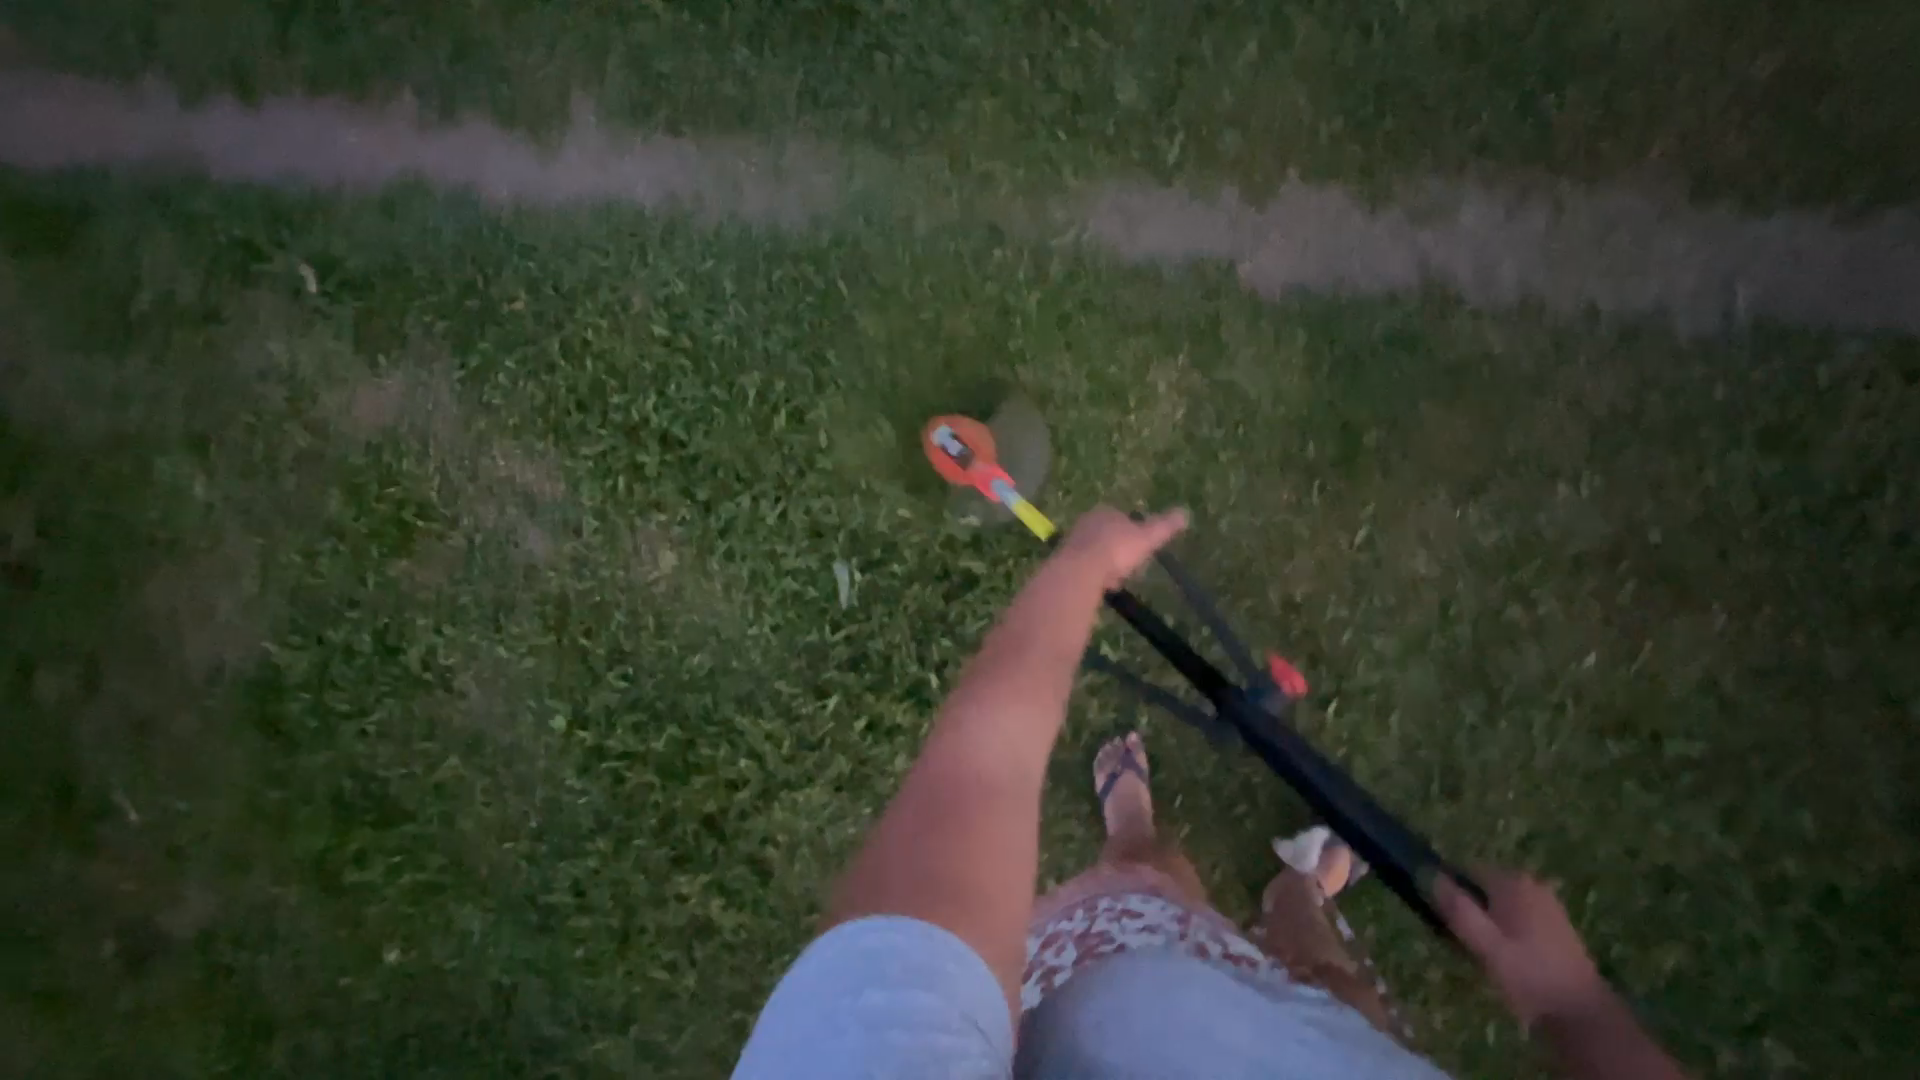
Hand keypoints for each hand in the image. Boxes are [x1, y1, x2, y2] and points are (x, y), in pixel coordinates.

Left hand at [1057, 506, 1187, 589]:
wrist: (1080, 570)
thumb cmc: (1117, 549)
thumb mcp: (1147, 537)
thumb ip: (1165, 526)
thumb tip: (1185, 513)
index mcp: (1105, 512)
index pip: (1123, 519)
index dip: (1134, 535)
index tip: (1142, 551)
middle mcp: (1085, 522)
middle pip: (1107, 536)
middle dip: (1119, 552)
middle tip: (1129, 569)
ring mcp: (1072, 541)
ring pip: (1095, 553)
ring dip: (1106, 566)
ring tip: (1116, 582)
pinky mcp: (1063, 561)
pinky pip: (1084, 569)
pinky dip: (1094, 577)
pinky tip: (1101, 588)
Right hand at [1434, 869, 1608, 1025]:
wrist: (1583, 1014)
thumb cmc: (1529, 975)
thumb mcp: (1484, 943)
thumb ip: (1455, 907)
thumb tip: (1425, 873)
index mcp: (1512, 881)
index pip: (1462, 870)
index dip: (1448, 893)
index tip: (1442, 922)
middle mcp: (1530, 883)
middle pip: (1480, 887)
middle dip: (1467, 910)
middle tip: (1461, 943)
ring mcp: (1546, 903)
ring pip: (1496, 904)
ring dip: (1483, 922)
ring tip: (1482, 954)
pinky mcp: (1554, 923)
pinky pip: (1514, 916)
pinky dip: (1503, 930)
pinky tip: (1504, 957)